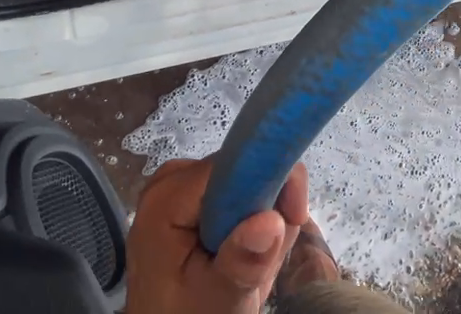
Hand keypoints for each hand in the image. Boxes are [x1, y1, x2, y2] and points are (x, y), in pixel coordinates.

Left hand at [125, 160, 309, 313]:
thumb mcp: (219, 299)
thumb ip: (243, 262)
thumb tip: (270, 221)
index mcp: (168, 197)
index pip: (239, 161)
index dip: (274, 183)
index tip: (293, 218)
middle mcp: (173, 179)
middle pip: (248, 167)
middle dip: (270, 208)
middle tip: (268, 255)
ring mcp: (183, 185)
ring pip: (252, 178)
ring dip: (266, 218)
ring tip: (254, 260)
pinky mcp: (194, 194)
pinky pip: (244, 188)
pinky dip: (255, 219)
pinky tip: (245, 251)